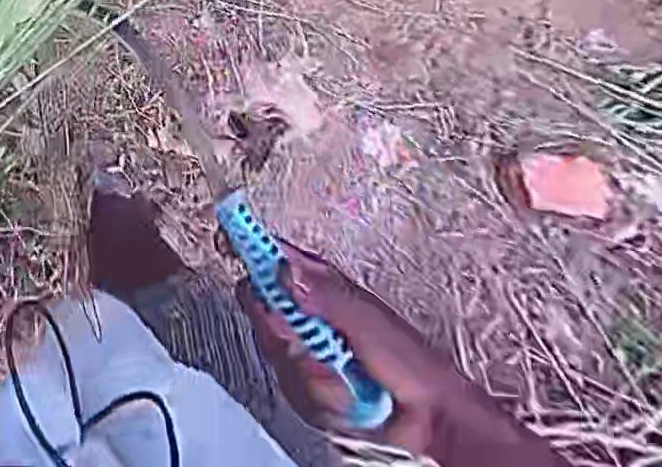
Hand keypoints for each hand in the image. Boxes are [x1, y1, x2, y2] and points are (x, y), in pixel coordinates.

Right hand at [243, 243, 562, 464]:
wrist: (433, 420)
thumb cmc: (411, 361)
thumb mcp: (366, 318)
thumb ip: (323, 292)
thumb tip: (282, 267)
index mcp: (313, 280)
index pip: (265, 251)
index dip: (243, 241)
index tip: (227, 240)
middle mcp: (301, 307)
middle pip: (258, 304)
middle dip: (279, 330)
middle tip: (302, 338)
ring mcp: (302, 343)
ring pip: (272, 348)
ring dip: (307, 370)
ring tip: (340, 377)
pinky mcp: (304, 378)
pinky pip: (288, 382)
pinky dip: (315, 395)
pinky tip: (341, 395)